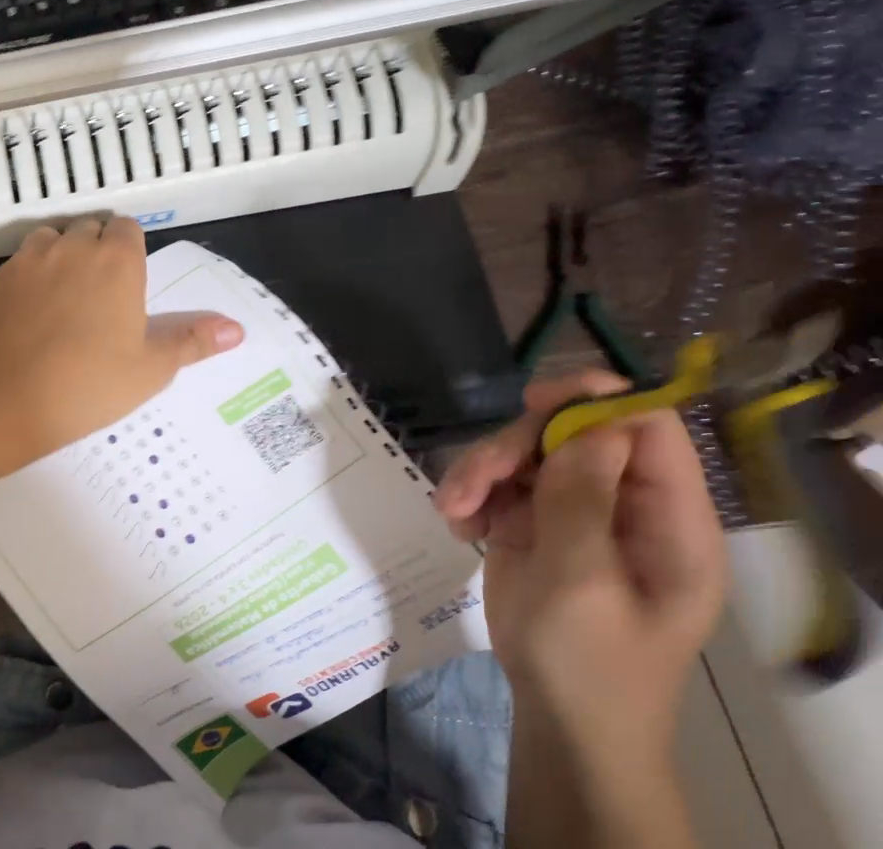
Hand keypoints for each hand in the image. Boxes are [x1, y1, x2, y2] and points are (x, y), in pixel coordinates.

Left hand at [0, 216, 242, 455]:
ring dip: (59, 256)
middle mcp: (72, 248)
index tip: (128, 282)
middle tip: (99, 295)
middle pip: (88, 230)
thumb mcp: (151, 368)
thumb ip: (192, 341)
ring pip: (49, 240)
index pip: (127, 229)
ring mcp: (29, 261)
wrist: (8, 398)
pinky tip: (29, 312)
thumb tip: (236, 329)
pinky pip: (19, 265)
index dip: (129, 251)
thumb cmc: (90, 384)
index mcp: (117, 261)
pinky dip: (28, 277)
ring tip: (63, 297)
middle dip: (95, 251)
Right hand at [435, 371, 727, 754]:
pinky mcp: (535, 528)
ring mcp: (577, 515)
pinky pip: (499, 485)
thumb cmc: (590, 660)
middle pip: (569, 434)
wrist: (563, 718)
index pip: (646, 428)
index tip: (531, 405)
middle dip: (512, 449)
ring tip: (452, 512)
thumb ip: (584, 502)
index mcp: (670, 518)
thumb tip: (589, 424)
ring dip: (480, 473)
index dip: (593, 403)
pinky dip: (471, 497)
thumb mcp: (584, 582)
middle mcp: (626, 505)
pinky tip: (458, 526)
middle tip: (468, 486)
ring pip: (525, 455)